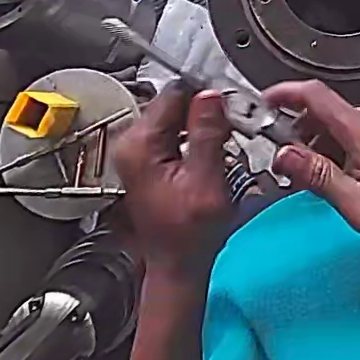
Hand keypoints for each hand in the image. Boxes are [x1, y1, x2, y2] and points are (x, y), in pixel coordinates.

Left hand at [112, 85, 231, 278]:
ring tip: (221, 141)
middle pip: (174, 102)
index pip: (174, 94)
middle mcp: (131, 144)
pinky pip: (175, 131)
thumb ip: (208, 134)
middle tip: (228, 127)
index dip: (204, 95)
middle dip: (204, 110)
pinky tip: (210, 150)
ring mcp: (138, 151)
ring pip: (177, 116)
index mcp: (139, 145)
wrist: (178, 266)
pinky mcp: (148, 158)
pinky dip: (196, 135)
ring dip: (203, 123)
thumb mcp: (205, 181)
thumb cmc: (189, 236)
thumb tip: (211, 95)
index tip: (228, 104)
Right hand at [266, 81, 359, 267]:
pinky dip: (336, 148)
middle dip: (296, 131)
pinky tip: (336, 176)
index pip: (314, 94)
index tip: (262, 103)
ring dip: (316, 143)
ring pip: (337, 123)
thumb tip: (284, 155)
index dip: (283, 94)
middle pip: (322, 110)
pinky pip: (353, 132)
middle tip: (283, 161)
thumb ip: (318, 176)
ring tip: (311, 177)